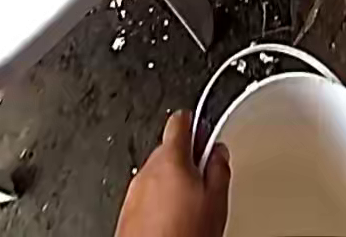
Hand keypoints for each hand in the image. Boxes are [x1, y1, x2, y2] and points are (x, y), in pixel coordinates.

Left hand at [115, 111, 231, 236]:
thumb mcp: (216, 202)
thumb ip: (219, 168)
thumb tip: (218, 153)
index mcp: (171, 156)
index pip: (181, 120)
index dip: (195, 124)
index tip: (205, 134)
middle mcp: (148, 168)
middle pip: (169, 148)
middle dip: (186, 160)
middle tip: (203, 181)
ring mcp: (135, 191)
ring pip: (158, 174)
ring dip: (171, 183)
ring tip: (188, 210)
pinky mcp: (127, 213)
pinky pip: (146, 196)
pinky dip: (158, 203)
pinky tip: (171, 225)